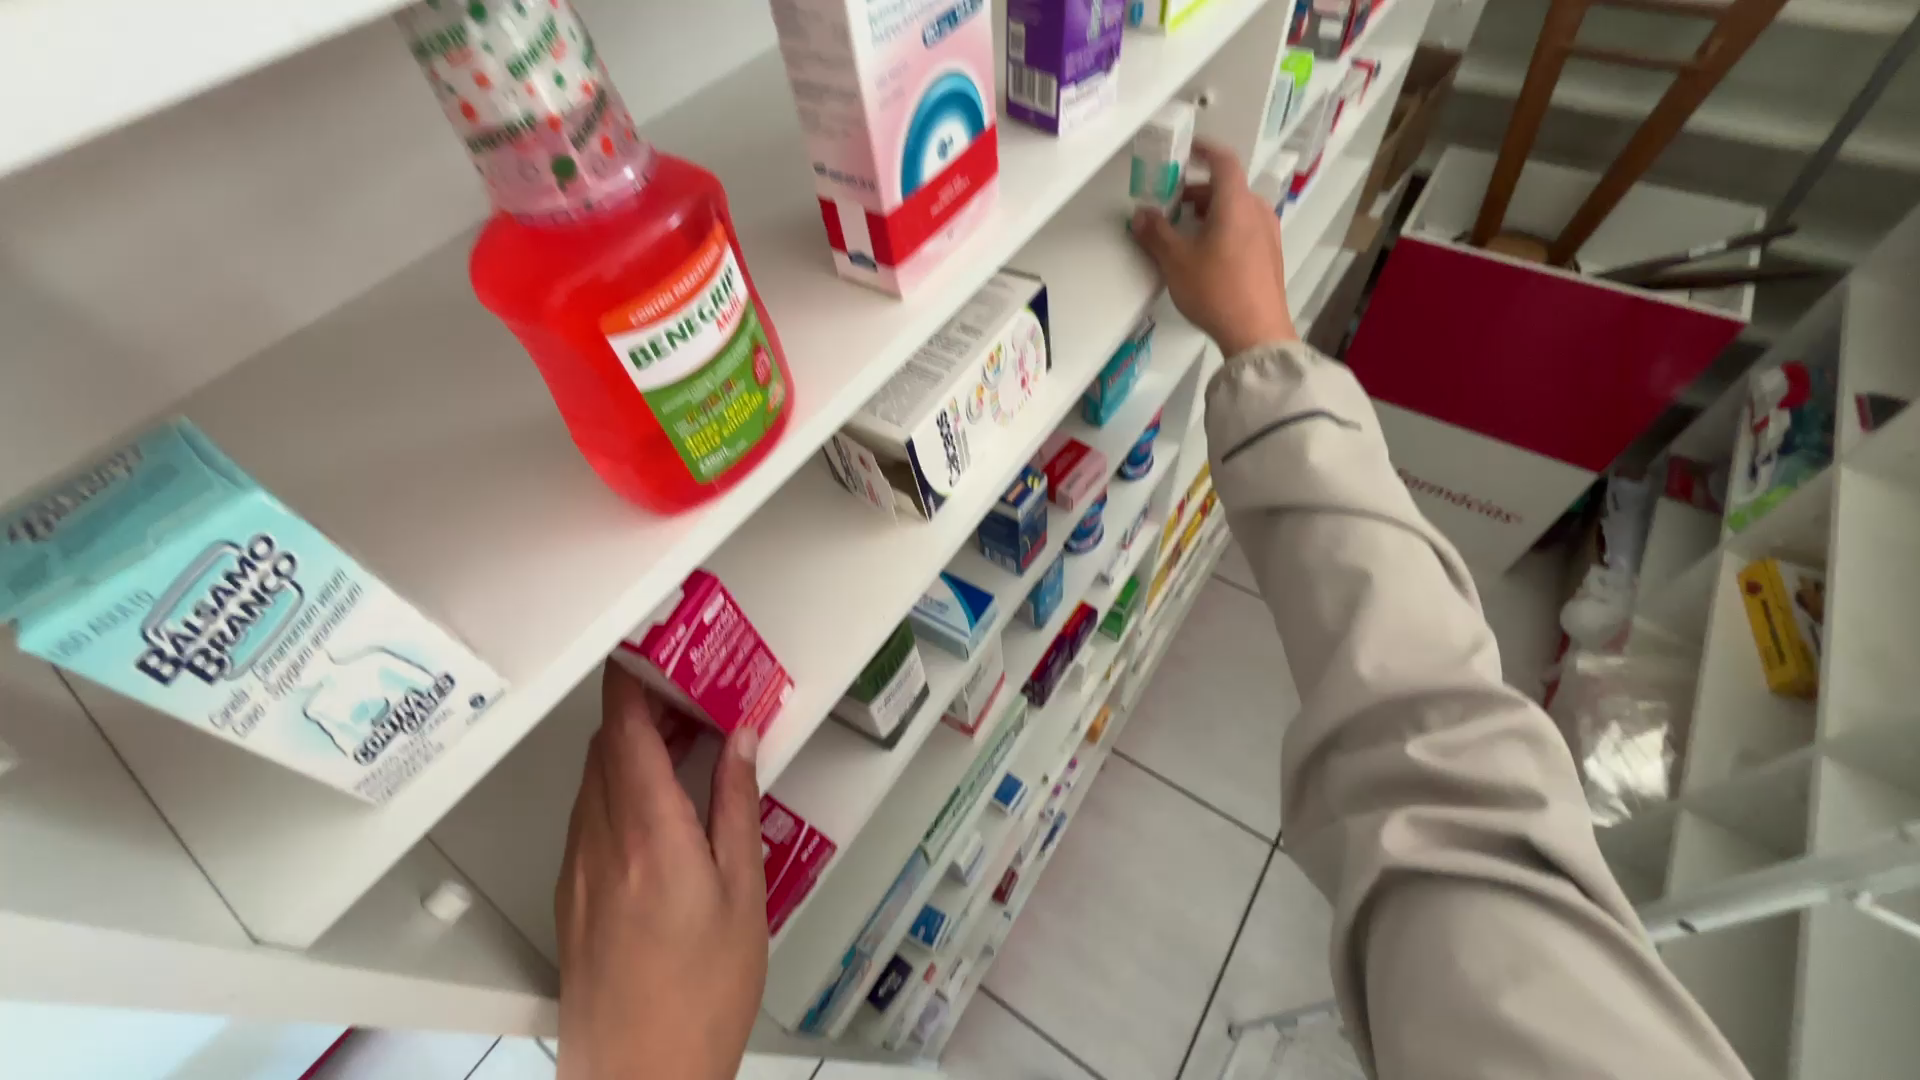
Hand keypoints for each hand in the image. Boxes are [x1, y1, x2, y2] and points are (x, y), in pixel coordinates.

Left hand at [555, 663, 767, 1079]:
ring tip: (677, 742)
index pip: (626, 732)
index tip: (645, 653)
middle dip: (638, 710)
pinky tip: (653, 804)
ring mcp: (578, 869)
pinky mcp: (570, 897)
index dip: (630, 684)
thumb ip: (736, 804)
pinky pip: (587, 816)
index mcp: (650, 832)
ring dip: (626, 747)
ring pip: (592, 780)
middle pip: (605, 748)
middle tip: (684, 696)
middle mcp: (601, 841)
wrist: (641, 1076)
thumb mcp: (743, 889)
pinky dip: (615, 787)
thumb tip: (739, 741)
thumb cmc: (704, 989)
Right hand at [1131, 140, 1299, 356]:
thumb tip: (1140, 216)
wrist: (1256, 331)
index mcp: (1236, 203)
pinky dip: (1224, 230)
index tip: (1188, 152)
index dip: (1204, 152)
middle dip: (1199, 193)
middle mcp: (1257, 211)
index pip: (1222, 161)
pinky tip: (1207, 255)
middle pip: (1227, 189)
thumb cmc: (1216, 290)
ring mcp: (1268, 234)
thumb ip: (1156, 234)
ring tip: (1187, 234)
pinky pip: (1245, 230)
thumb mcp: (1176, 261)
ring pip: (1237, 211)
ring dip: (1211, 214)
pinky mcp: (1270, 257)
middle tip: (1174, 205)